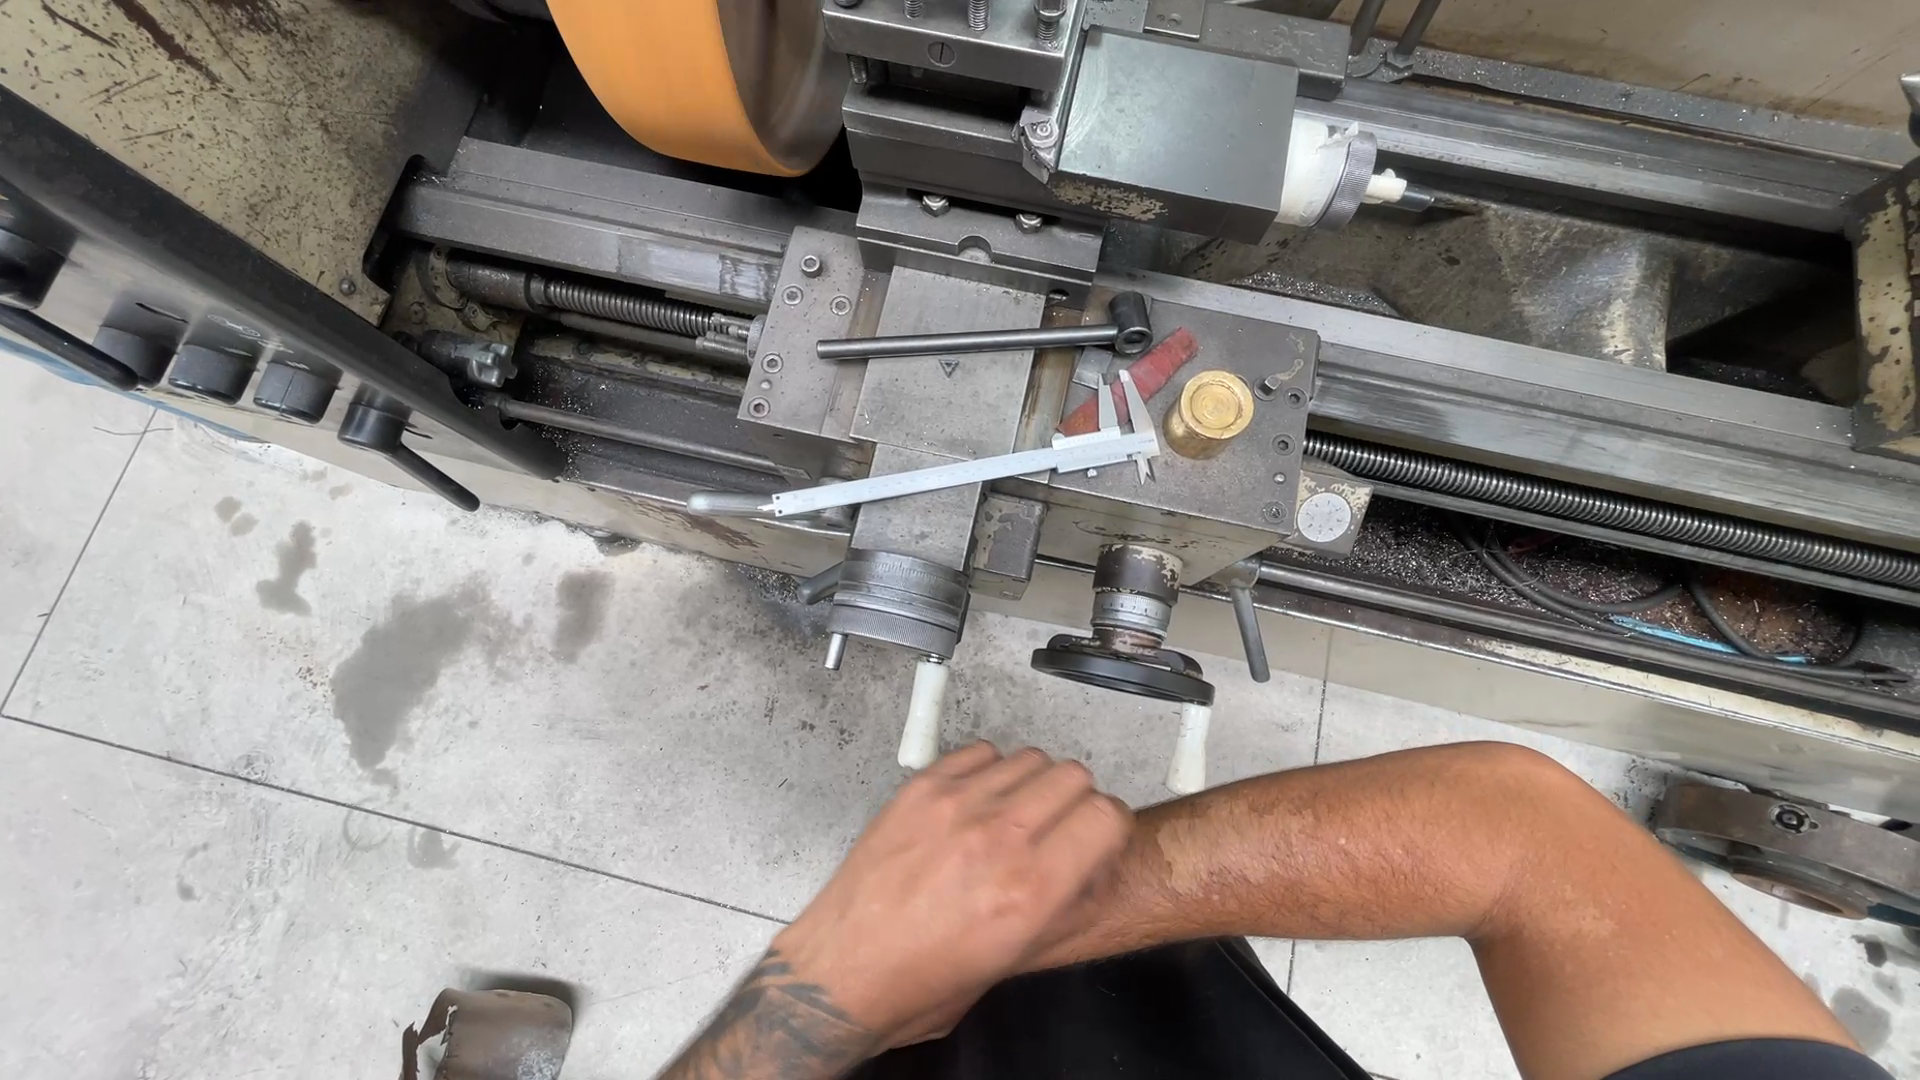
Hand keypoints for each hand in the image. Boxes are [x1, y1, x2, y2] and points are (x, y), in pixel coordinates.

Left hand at [771, 742, 1133, 1048]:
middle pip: (1073, 776)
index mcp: (1030, 889)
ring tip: (1013, 813)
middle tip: (1056, 826)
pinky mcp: (922, 785)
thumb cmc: (927, 979)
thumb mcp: (1017, 960)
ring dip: (1034, 783)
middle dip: (1076, 801)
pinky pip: (982, 751)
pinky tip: (976, 801)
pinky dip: (990, 770)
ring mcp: (957, 803)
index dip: (1109, 827)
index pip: (1106, 815)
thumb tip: (1097, 862)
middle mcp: (999, 836)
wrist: (846, 968)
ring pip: (1031, 757)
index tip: (1095, 838)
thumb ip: (1069, 906)